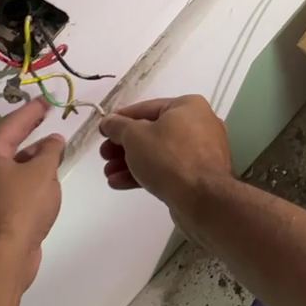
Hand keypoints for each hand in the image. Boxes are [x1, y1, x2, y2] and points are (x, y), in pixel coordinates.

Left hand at [0, 100, 64, 289]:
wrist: (3, 258)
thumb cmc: (21, 207)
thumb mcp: (42, 172)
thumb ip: (50, 152)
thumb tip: (53, 140)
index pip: (11, 124)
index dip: (32, 111)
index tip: (47, 100)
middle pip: (8, 145)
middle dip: (30, 132)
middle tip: (47, 118)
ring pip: (12, 167)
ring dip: (33, 158)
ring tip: (55, 149)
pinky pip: (14, 186)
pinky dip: (30, 178)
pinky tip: (46, 181)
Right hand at [97, 95, 232, 221]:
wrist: (202, 199)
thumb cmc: (168, 158)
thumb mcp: (135, 136)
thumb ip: (118, 126)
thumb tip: (109, 122)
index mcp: (188, 106)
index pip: (146, 108)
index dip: (120, 119)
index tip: (102, 131)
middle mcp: (199, 124)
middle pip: (152, 132)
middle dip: (124, 146)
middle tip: (104, 156)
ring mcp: (201, 151)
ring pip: (159, 153)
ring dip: (131, 162)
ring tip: (108, 174)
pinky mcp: (199, 175)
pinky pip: (168, 169)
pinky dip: (146, 173)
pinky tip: (120, 183)